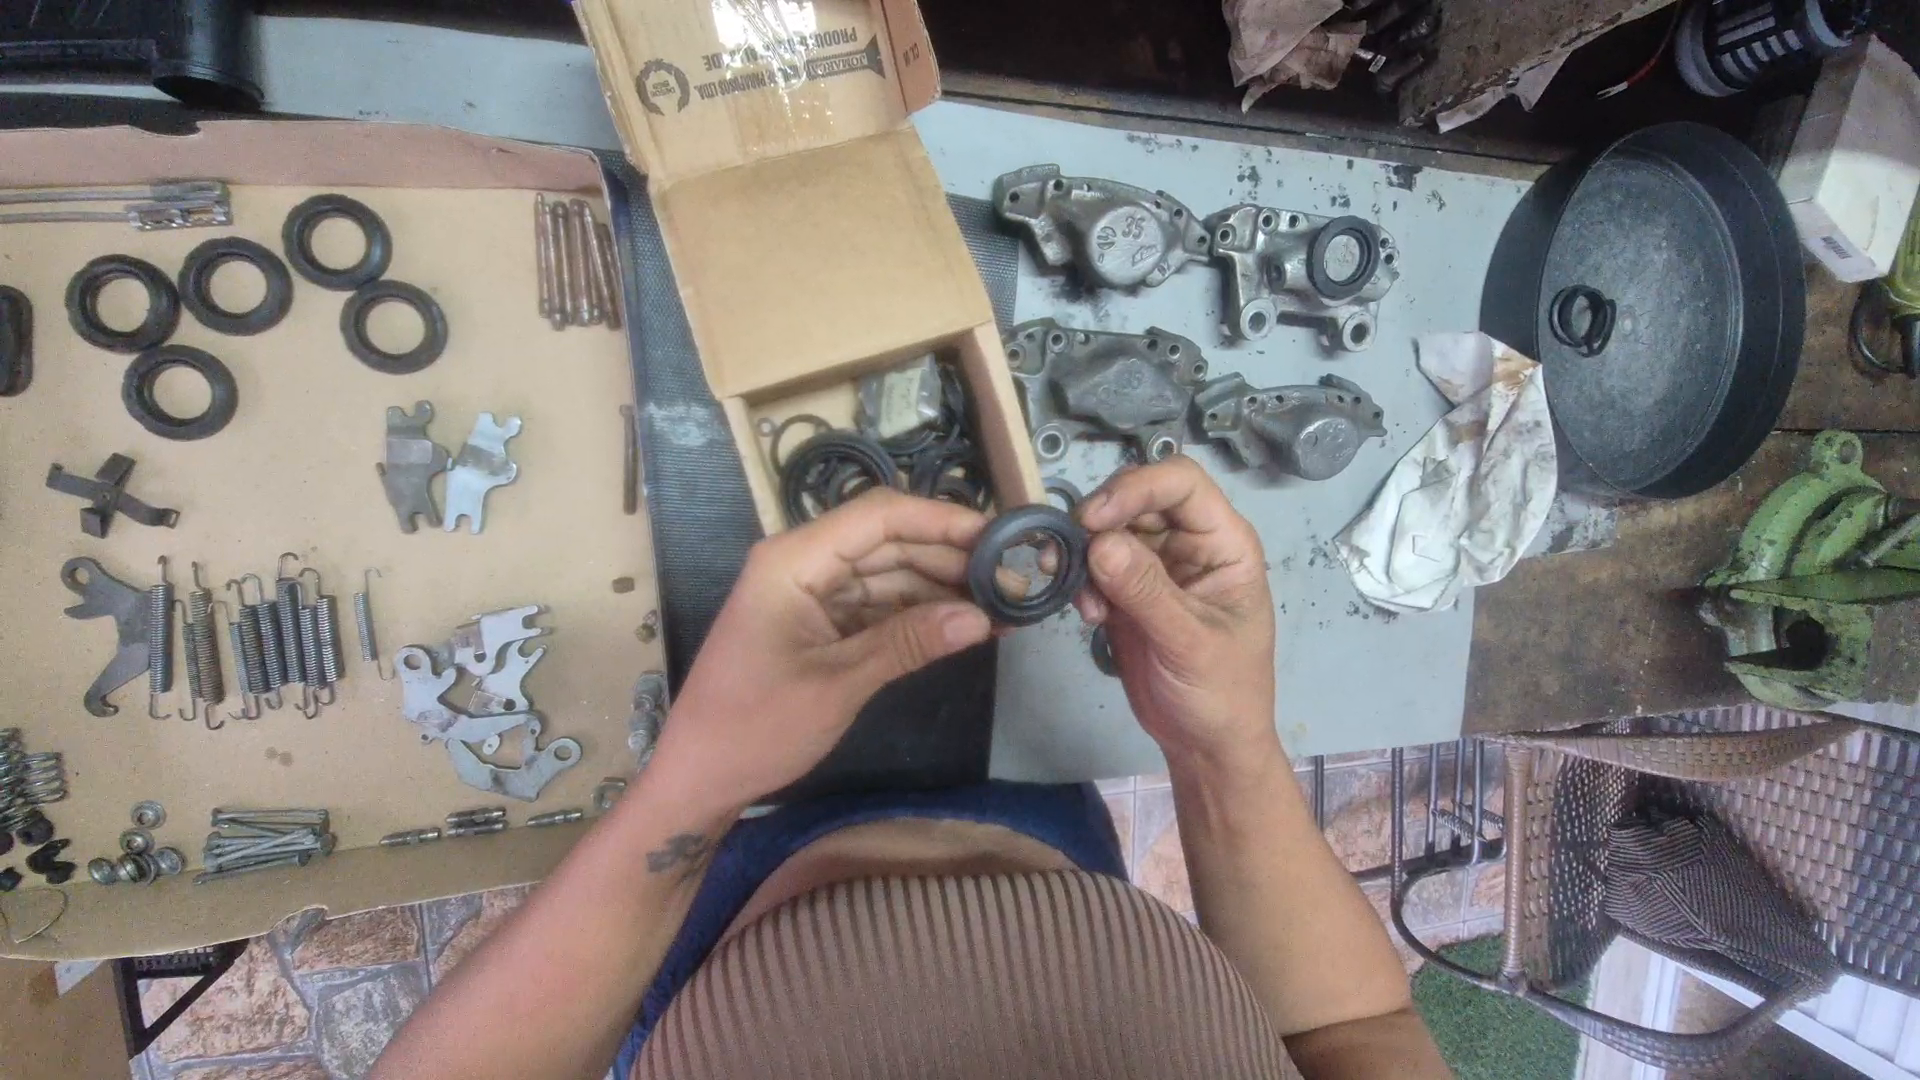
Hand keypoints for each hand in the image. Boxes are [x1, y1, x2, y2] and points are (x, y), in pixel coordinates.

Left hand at [650, 489, 994, 809]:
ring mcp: (814, 592)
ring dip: (942, 587)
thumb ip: (908, 642)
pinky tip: (964, 624)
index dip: (942, 521)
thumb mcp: (837, 684)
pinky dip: (919, 614)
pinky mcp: (822, 621)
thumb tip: (981, 616)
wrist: (699, 778)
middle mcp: (805, 563)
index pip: (879, 516)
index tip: (999, 539)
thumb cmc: (754, 728)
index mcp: (794, 561)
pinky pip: (879, 604)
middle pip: (889, 541)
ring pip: (890, 572)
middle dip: (951, 558)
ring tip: (1001, 605)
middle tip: (1012, 581)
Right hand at [1075, 457, 1279, 768]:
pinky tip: (1088, 615)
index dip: (1135, 488)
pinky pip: (1095, 566)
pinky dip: (1082, 582)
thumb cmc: (1221, 692)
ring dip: (1083, 554)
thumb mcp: (1190, 642)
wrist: (1204, 744)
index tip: (1091, 519)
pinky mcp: (1126, 592)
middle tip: (1067, 553)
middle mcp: (1188, 544)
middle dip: (1098, 521)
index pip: (1180, 484)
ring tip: (1079, 595)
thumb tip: (1099, 541)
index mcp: (1222, 543)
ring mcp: (1155, 567)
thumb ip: (1146, 591)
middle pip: (1136, 500)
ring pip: (1108, 531)